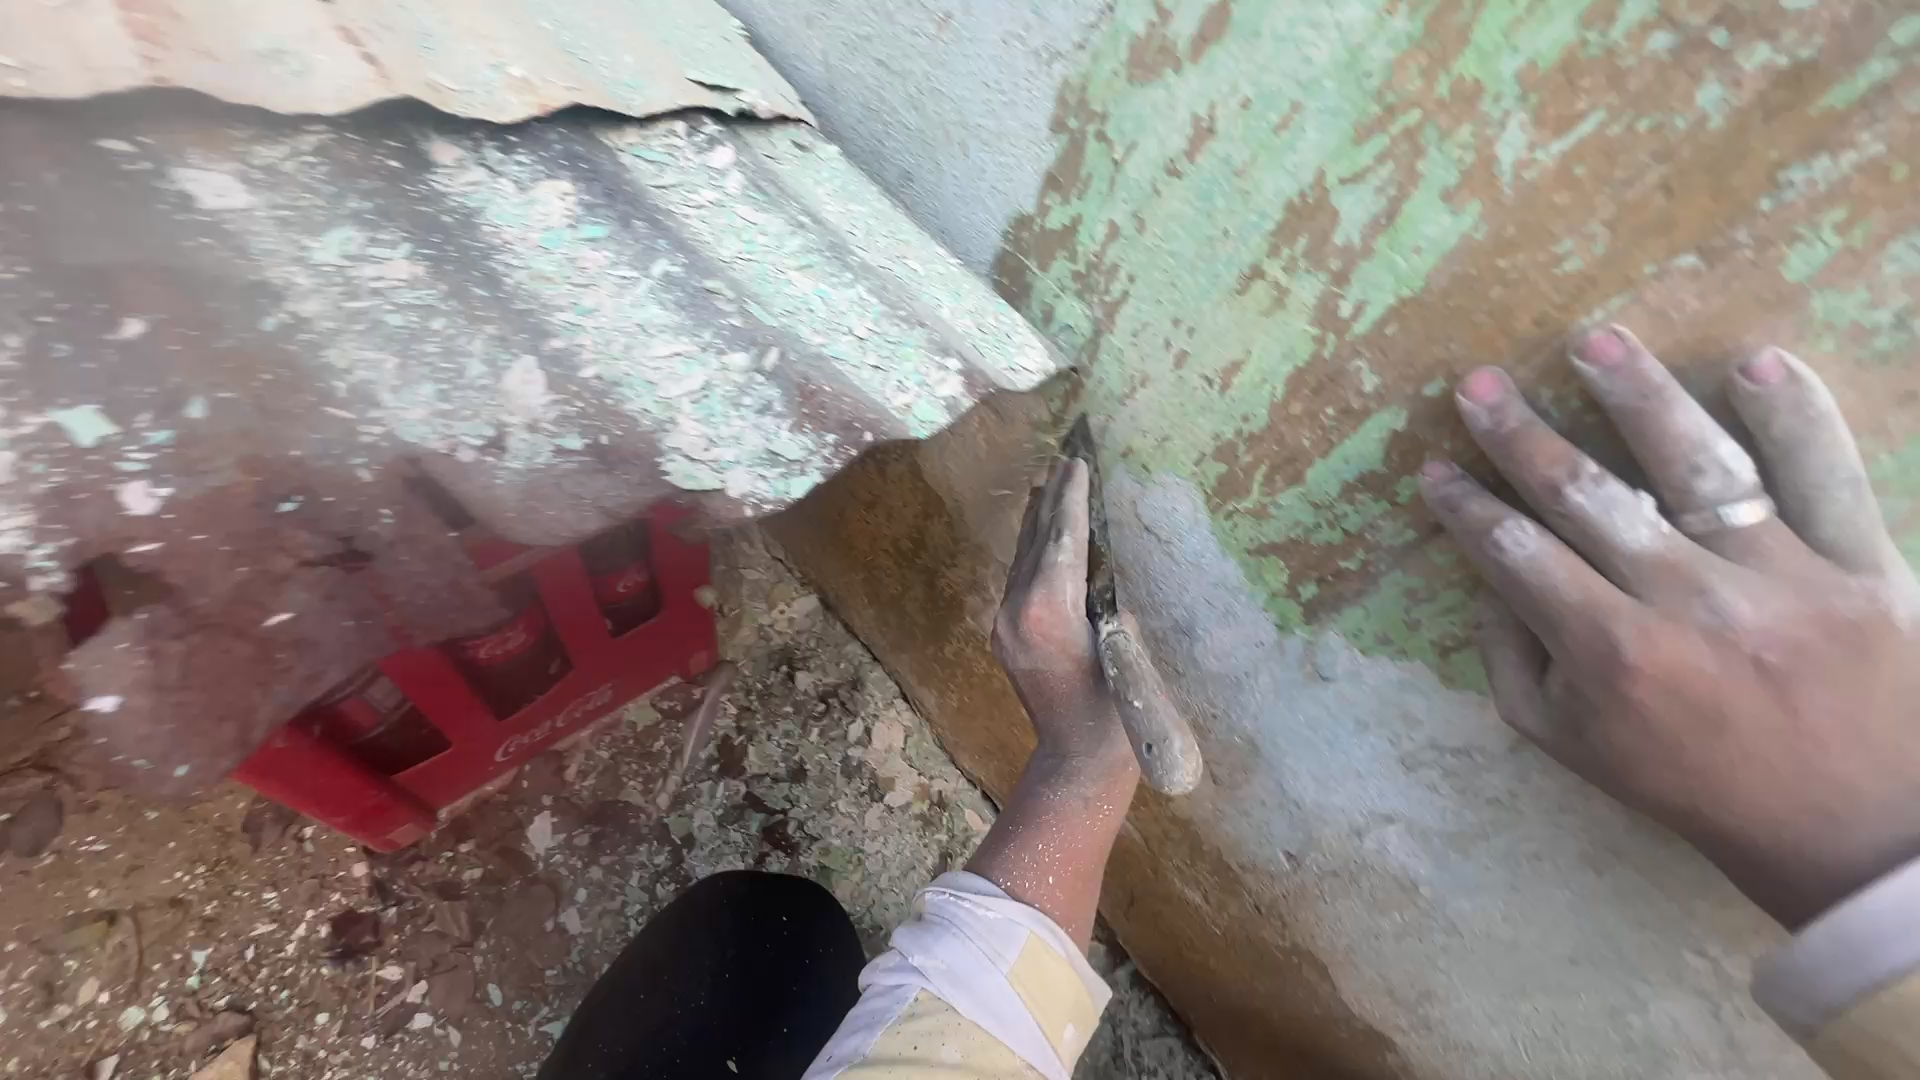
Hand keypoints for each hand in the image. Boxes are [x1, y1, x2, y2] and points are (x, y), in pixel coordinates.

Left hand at [993, 456, 1134, 775]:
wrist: (1076, 756)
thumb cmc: (1117, 707)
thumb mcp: (1124, 641)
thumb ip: (1106, 596)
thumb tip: (1097, 563)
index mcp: (1049, 608)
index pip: (1062, 538)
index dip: (1072, 498)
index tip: (1076, 463)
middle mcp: (1016, 609)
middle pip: (1036, 542)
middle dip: (1052, 500)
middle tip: (1063, 460)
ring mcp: (1002, 623)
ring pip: (1020, 560)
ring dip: (1035, 523)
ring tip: (1046, 485)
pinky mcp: (1001, 634)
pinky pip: (1017, 582)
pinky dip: (1030, 554)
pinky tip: (1036, 537)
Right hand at [1421, 325, 1919, 928]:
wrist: (1862, 835)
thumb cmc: (1686, 782)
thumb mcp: (1561, 738)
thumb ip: (1510, 658)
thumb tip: (1492, 582)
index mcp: (1608, 650)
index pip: (1513, 552)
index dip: (1464, 507)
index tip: (1433, 470)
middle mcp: (1686, 601)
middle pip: (1585, 497)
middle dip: (1519, 436)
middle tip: (1477, 384)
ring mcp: (1780, 578)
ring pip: (1698, 468)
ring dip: (1636, 399)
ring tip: (1591, 342)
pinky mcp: (1865, 569)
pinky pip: (1829, 481)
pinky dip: (1793, 419)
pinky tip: (1750, 363)